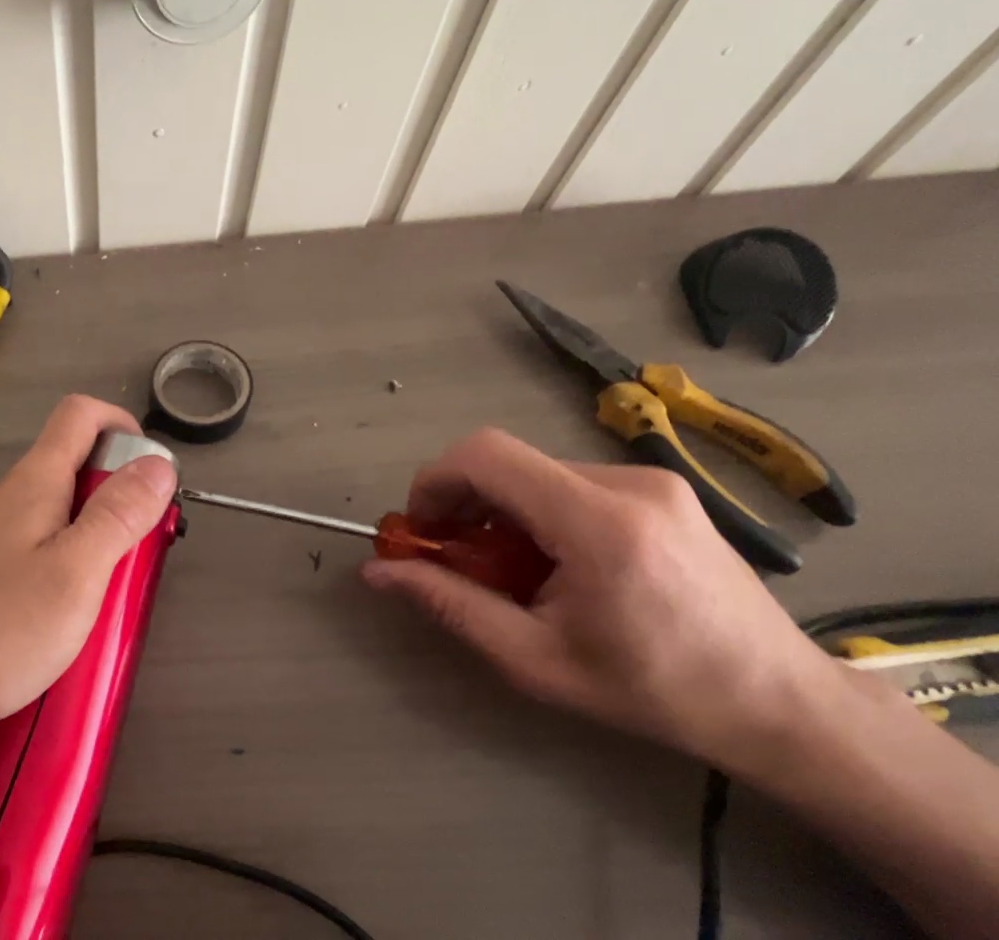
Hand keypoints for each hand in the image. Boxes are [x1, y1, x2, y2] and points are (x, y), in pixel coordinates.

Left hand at [0, 395, 176, 741]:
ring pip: (45, 521)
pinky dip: (49, 575)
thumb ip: (117, 517)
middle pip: (67, 472)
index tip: (151, 475)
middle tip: (132, 565)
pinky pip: (20, 558)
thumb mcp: (73, 575)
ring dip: (83, 547)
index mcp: (30, 485)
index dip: (124, 426)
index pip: (79, 415)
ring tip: (96, 608)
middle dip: (112, 505)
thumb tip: (157, 462)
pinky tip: (48, 630)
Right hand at [361, 428, 847, 772]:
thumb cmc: (654, 690)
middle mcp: (629, 484)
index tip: (421, 530)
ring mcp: (653, 482)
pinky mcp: (664, 491)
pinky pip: (571, 484)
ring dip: (501, 513)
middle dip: (463, 504)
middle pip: (508, 462)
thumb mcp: (535, 660)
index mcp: (600, 524)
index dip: (434, 482)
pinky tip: (555, 566)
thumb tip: (378, 572)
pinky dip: (539, 514)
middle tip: (456, 560)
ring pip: (537, 473)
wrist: (779, 702)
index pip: (486, 455)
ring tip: (511, 573)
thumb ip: (451, 605)